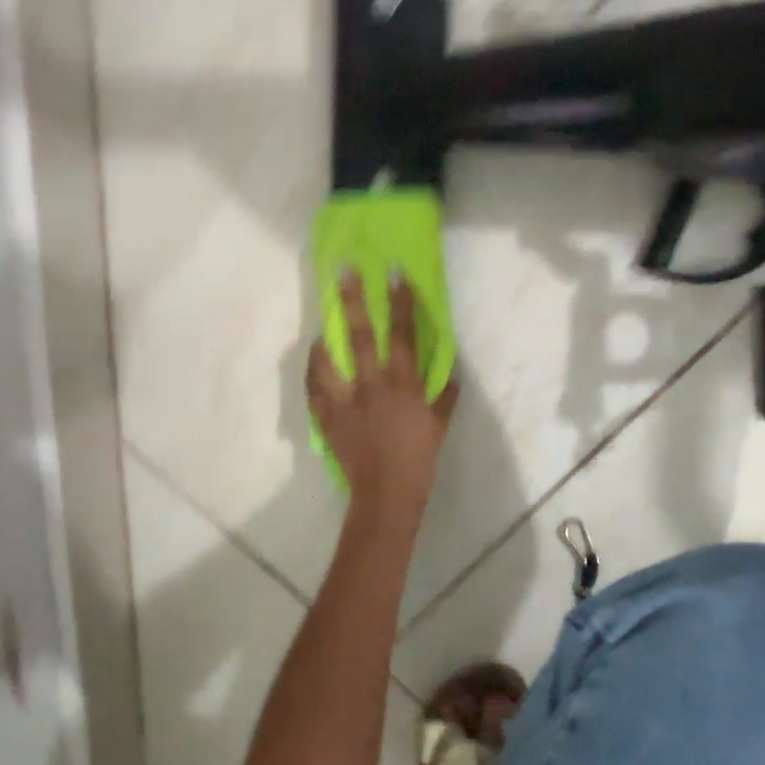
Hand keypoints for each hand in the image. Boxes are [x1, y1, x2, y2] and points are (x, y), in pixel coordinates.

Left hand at [307, 275, 459, 508]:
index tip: (396, 276)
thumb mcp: (439, 427)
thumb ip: (444, 398)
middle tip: (345, 271)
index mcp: (403, 385)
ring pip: (329, 358)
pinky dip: (315, 369)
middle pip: (360, 335)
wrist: (387, 493)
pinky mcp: (327, 416)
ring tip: (323, 318)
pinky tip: (317, 357)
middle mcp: (372, 385)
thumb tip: (450, 376)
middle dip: (353, 300)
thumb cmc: (419, 460)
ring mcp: (345, 400)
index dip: (400, 303)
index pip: (402, 335)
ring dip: (326, 334)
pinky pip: (315, 386)